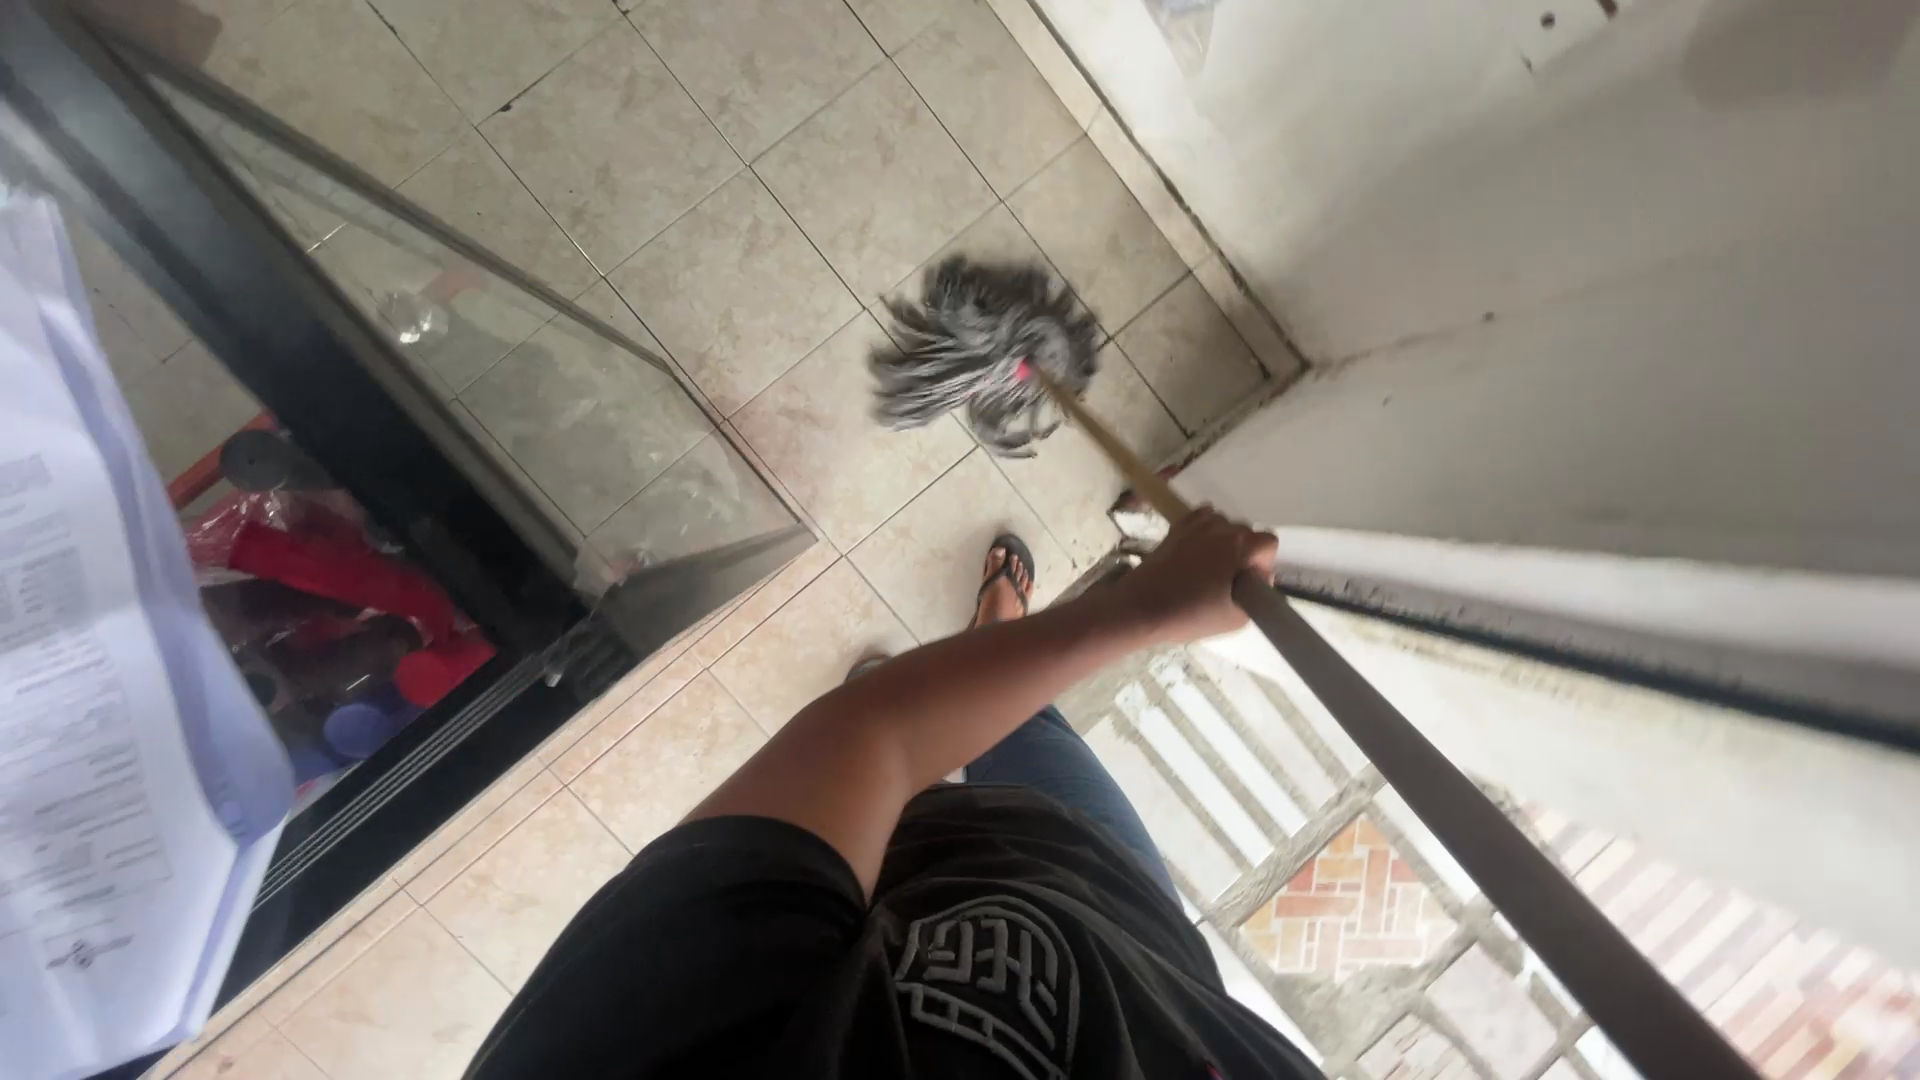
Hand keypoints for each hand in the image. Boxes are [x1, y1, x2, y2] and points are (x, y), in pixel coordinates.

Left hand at [1114, 508, 1276, 644]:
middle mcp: (1223, 527)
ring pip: (1223, 525)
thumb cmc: (1191, 614)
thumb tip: (1254, 578)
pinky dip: (1203, 531)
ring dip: (1221, 542)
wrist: (1143, 606)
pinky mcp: (1176, 527)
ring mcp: (1197, 524)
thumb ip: (1256, 595)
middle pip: (1246, 533)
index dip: (1261, 566)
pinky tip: (1196, 549)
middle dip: (1242, 553)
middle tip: (1225, 580)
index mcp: (1243, 545)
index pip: (1268, 544)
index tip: (1245, 584)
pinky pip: (1200, 519)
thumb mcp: (1237, 617)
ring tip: (1207, 568)